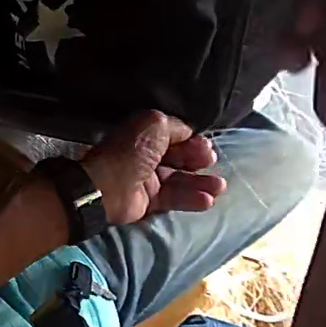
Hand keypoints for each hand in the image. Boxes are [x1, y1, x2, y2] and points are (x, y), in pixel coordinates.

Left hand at [80, 110, 225, 226]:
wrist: (107, 187)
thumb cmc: (130, 152)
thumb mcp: (154, 125)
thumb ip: (176, 127)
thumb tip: (190, 134)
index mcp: (143, 135)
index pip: (174, 137)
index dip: (191, 141)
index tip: (205, 146)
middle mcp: (144, 155)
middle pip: (179, 157)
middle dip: (198, 159)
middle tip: (209, 161)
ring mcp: (146, 179)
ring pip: (180, 180)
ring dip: (202, 182)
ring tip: (218, 186)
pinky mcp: (148, 201)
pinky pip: (174, 198)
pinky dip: (192, 198)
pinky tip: (207, 199)